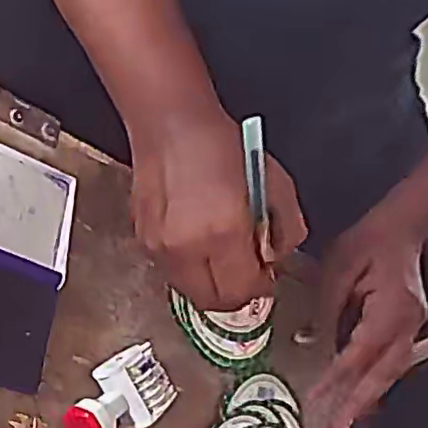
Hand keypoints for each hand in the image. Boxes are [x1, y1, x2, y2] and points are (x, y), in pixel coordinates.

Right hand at [130, 108, 305, 310]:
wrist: (169, 126)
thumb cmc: (223, 147)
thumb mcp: (274, 183)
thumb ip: (285, 229)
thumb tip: (275, 258)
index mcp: (223, 233)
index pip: (241, 291)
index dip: (258, 291)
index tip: (266, 279)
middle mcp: (186, 249)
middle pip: (211, 301)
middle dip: (232, 294)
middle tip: (246, 274)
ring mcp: (159, 249)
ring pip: (188, 289)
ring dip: (208, 281)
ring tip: (220, 254)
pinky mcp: (142, 242)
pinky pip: (170, 269)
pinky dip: (189, 265)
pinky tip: (196, 238)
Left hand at [307, 216, 426, 427]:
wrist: (402, 226)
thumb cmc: (368, 244)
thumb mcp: (336, 272)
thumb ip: (323, 311)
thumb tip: (307, 344)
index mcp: (391, 311)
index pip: (359, 354)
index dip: (336, 379)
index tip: (317, 398)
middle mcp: (407, 326)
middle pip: (381, 374)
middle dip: (357, 404)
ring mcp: (412, 329)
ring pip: (389, 373)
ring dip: (366, 399)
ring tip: (344, 423)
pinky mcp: (406, 329)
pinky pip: (390, 363)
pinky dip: (374, 383)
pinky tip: (359, 399)